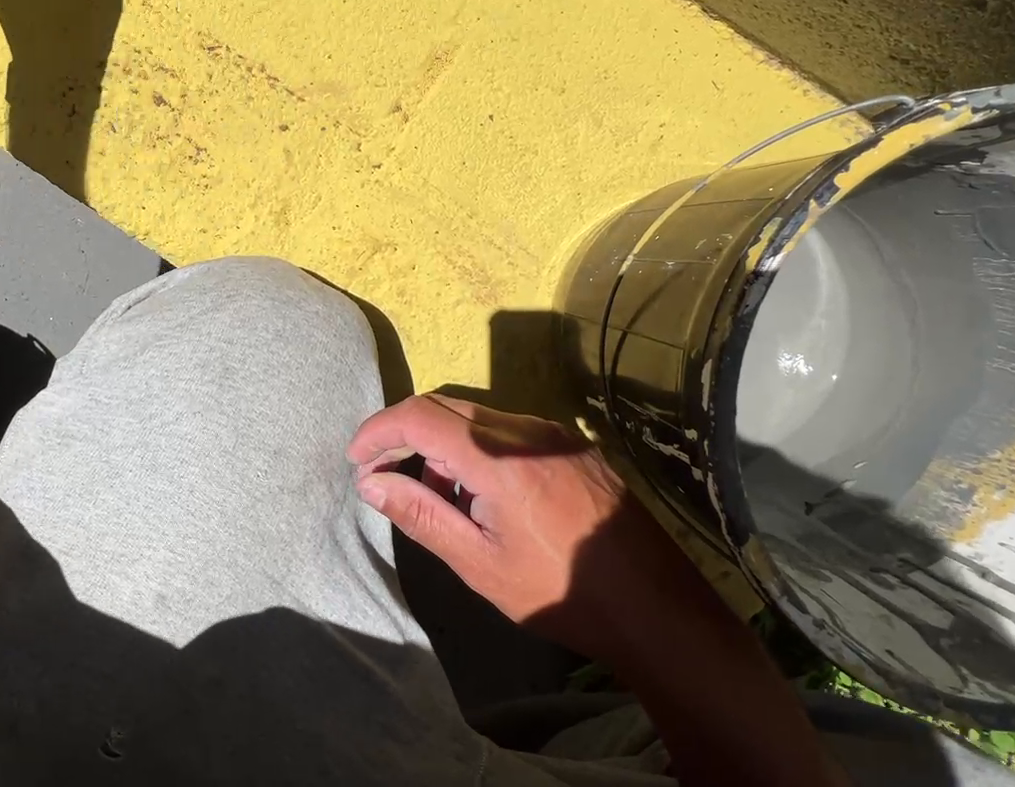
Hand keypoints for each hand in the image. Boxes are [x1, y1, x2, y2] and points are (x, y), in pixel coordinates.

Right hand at [348, 394, 708, 659]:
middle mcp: (524, 429)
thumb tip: (371, 483)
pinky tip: (478, 493)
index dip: (379, 431)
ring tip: (433, 495)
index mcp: (497, 456)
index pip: (419, 417)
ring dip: (439, 444)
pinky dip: (474, 448)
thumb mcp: (478, 562)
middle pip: (443, 407)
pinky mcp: (572, 445)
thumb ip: (421, 514)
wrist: (658, 608)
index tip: (356, 459)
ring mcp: (553, 433)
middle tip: (381, 474)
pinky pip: (506, 429)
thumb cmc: (559, 591)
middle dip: (404, 434)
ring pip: (474, 416)